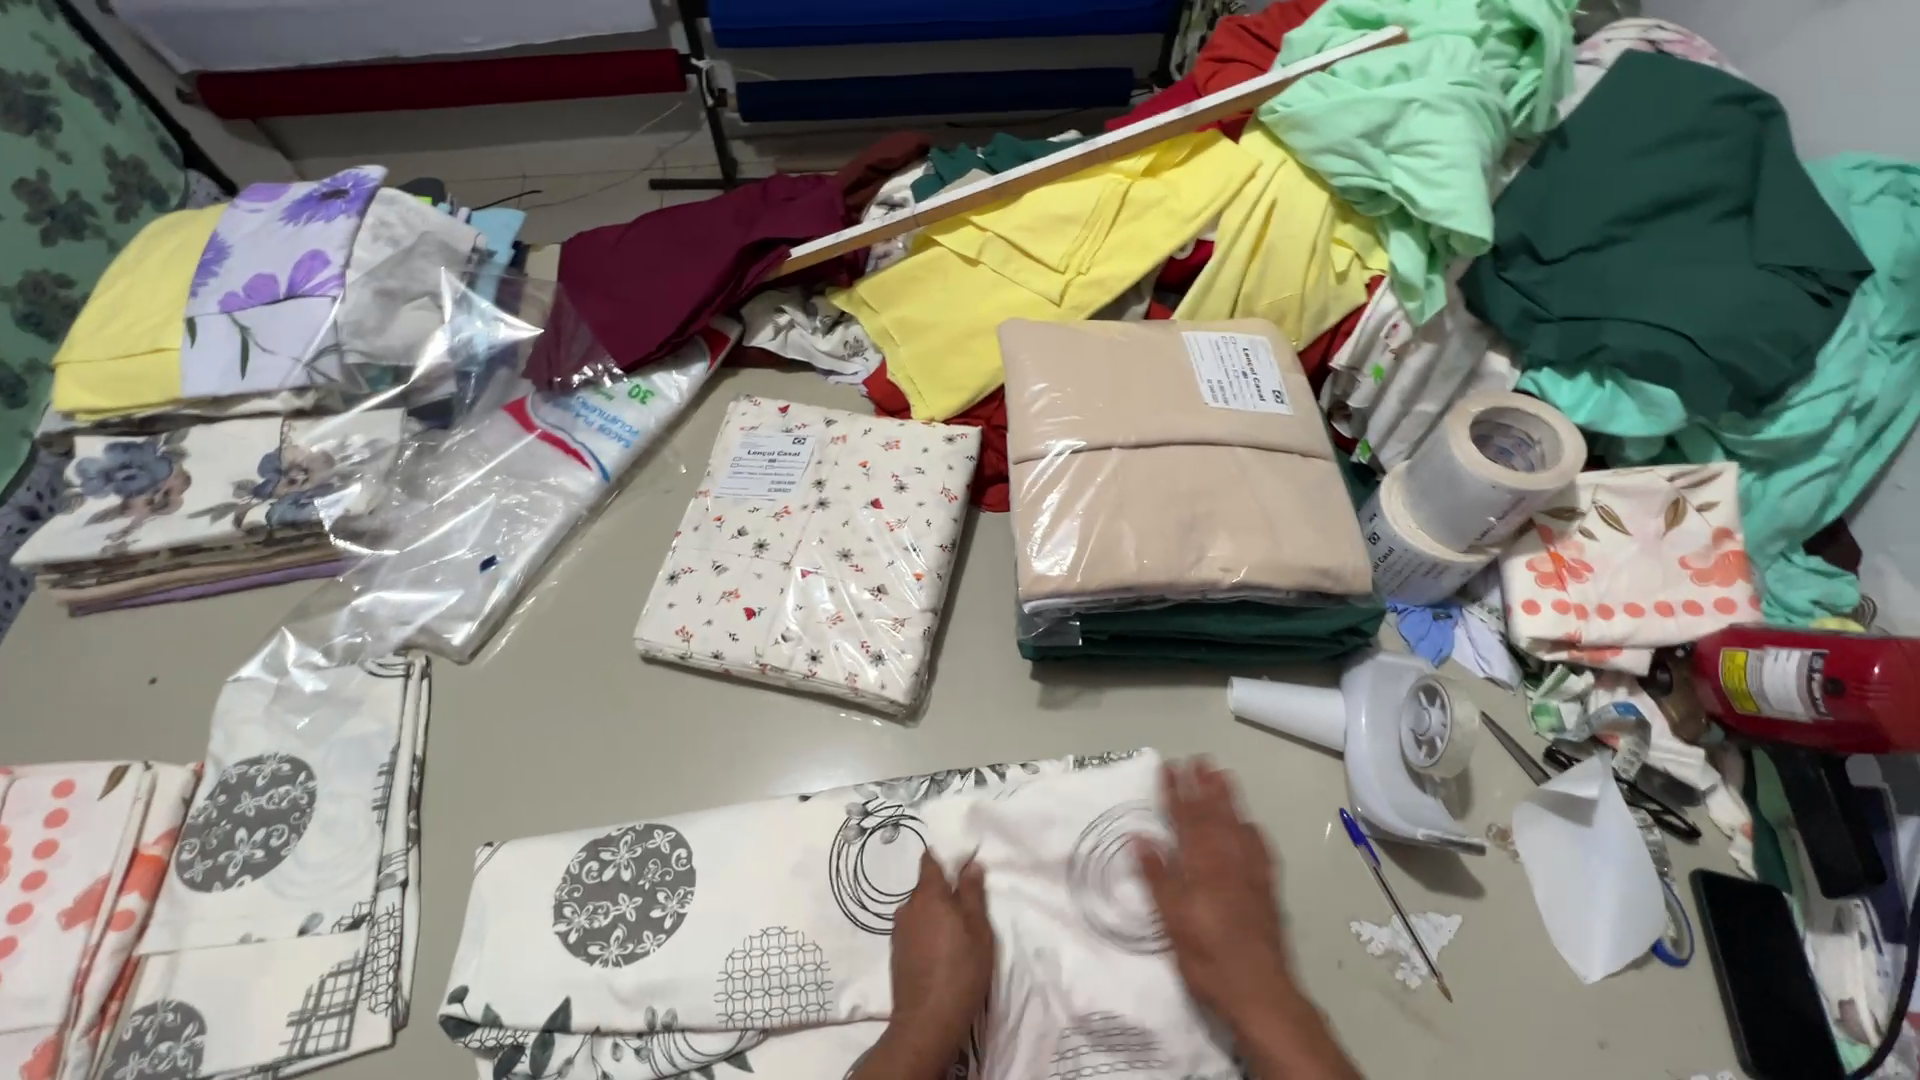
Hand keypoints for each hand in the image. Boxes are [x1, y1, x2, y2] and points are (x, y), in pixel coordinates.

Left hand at [855, 851, 993, 1079]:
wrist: (927, 1022)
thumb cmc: (960, 970)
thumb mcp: (978, 930)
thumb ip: (973, 894)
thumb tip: (970, 864)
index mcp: (928, 895)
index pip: (930, 861)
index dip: (945, 858)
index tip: (961, 864)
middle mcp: (908, 907)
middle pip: (925, 888)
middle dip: (943, 891)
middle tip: (966, 906)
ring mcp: (898, 931)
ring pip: (920, 911)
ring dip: (935, 914)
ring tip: (955, 933)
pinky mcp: (896, 954)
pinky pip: (914, 930)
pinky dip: (927, 933)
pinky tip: (940, 951)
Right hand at [1137, 760, 1360, 1079]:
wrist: (1260, 992)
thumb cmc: (1208, 956)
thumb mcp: (1172, 920)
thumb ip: (1158, 876)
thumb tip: (1141, 837)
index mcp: (1202, 865)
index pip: (1185, 819)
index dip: (1176, 792)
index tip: (1169, 767)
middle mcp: (1228, 861)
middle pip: (1215, 815)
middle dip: (1204, 786)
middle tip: (1200, 760)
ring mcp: (1251, 874)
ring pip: (1238, 825)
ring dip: (1228, 799)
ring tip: (1222, 776)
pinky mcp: (1266, 890)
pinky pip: (1259, 848)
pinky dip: (1252, 830)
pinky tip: (1250, 825)